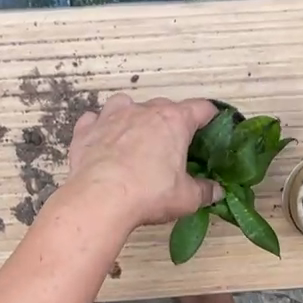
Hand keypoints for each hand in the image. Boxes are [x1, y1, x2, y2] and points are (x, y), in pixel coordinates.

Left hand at [63, 94, 221, 228]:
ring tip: (136, 136)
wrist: (99, 199)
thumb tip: (216, 191)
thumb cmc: (148, 194)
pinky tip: (104, 141)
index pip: (200, 109)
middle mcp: (143, 111)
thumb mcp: (186, 198)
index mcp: (173, 121)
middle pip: (164, 106)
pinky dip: (101, 127)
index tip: (212, 126)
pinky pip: (95, 120)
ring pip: (127, 104)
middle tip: (174, 146)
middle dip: (172, 122)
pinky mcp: (87, 130)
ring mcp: (112, 116)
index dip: (210, 116)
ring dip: (134, 116)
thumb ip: (204, 191)